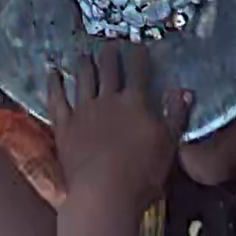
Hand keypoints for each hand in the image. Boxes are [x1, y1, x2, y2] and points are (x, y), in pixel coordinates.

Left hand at [49, 44, 189, 225]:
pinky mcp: (65, 123)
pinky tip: (52, 71)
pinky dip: (54, 83)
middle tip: (109, 43)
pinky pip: (57, 98)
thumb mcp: (168, 145)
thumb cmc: (142, 173)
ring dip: (85, 64)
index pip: (137, 72)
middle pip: (108, 69)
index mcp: (134, 102)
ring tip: (84, 54)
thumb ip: (176, 116)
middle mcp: (108, 98)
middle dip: (109, 54)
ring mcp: (84, 109)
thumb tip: (184, 90)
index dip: (138, 57)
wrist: (104, 192)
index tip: (137, 45)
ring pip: (84, 78)